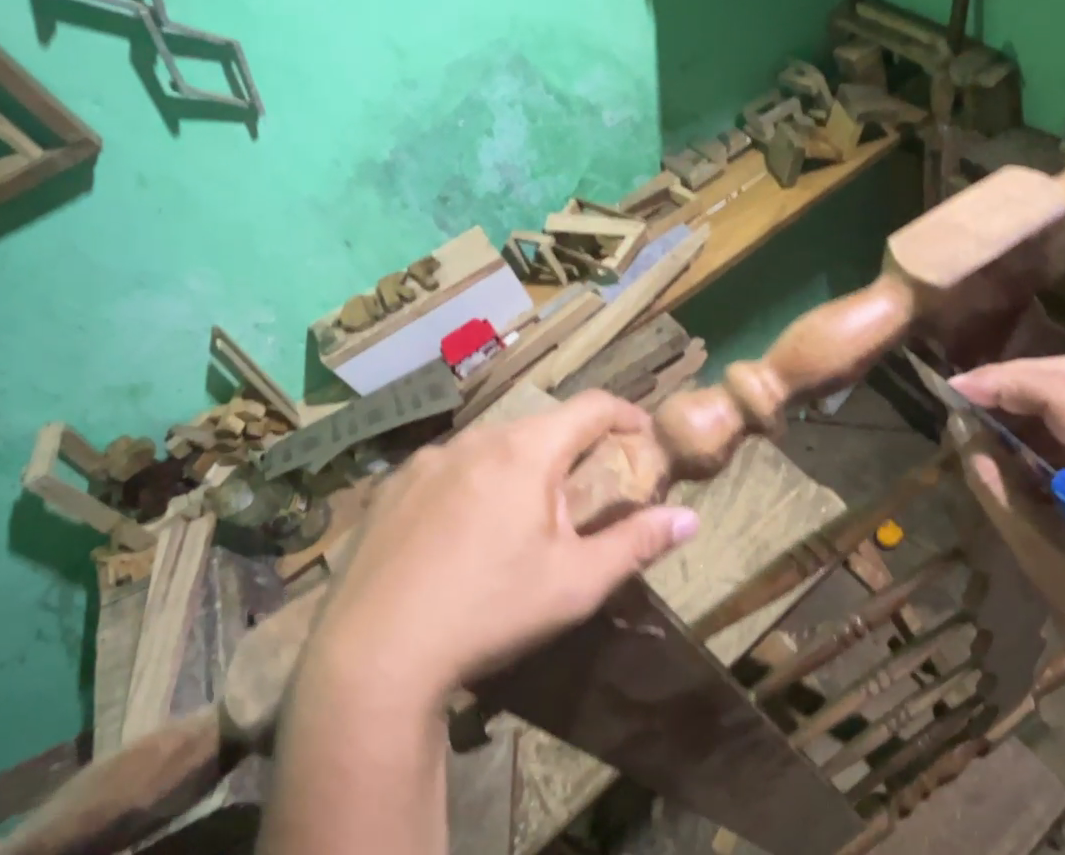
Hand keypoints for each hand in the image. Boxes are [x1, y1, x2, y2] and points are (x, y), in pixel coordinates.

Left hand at [306, 391, 700, 712]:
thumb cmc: (490, 612)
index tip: (645, 439)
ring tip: (527, 517)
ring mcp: (426, 463)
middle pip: (542, 426)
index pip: (593, 406)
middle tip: (590, 493)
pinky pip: (450, 470)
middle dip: (575, 449)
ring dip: (523, 466)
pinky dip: (476, 484)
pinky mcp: (390, 491)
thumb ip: (638, 542)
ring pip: (493, 447)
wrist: (372, 659)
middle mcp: (475, 440)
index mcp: (526, 451)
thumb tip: (692, 518)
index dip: (627, 415)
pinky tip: (467, 534)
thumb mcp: (577, 583)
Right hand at [949, 356, 1064, 673]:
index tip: (951, 390)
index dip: (999, 383)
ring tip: (978, 407)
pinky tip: (1012, 425)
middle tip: (961, 395)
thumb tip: (960, 428)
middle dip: (1010, 379)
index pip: (1058, 391)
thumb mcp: (1034, 544)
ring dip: (1027, 390)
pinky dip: (1046, 409)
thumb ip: (994, 479)